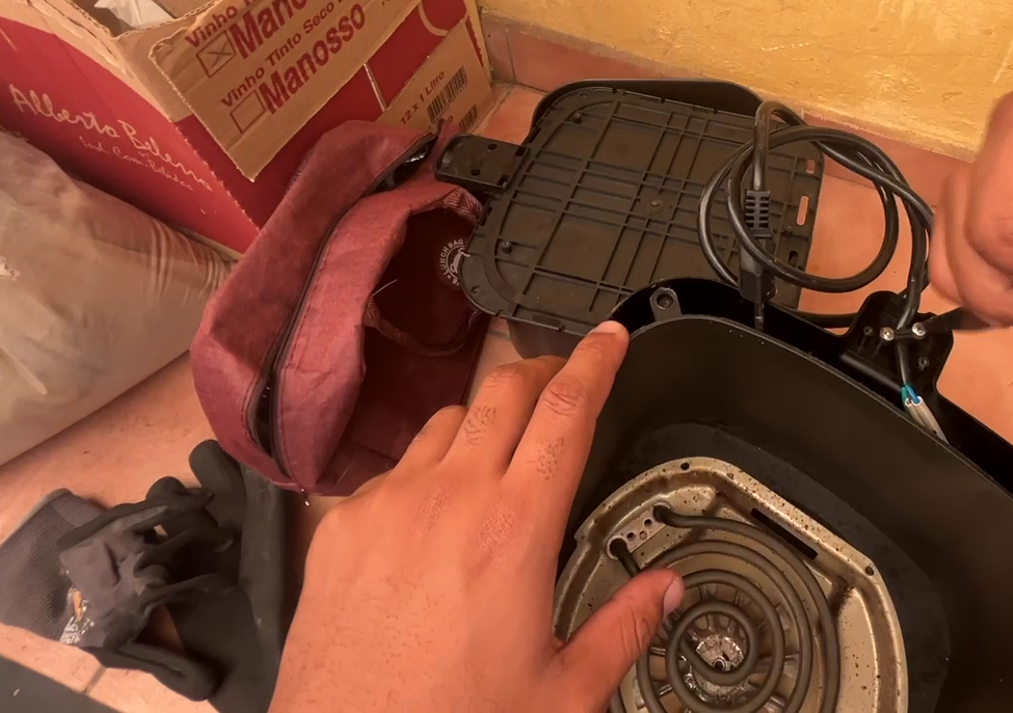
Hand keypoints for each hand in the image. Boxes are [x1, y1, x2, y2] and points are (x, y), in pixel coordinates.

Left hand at [270, 322, 683, 712]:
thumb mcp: (561, 693)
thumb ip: (624, 627)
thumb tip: (670, 588)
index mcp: (516, 529)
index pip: (567, 411)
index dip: (596, 361)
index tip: (612, 335)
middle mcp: (451, 498)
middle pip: (508, 387)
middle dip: (545, 369)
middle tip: (565, 382)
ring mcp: (389, 504)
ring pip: (452, 417)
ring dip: (488, 418)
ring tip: (501, 454)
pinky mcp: (342, 524)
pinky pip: (398, 466)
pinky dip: (429, 469)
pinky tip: (434, 515)